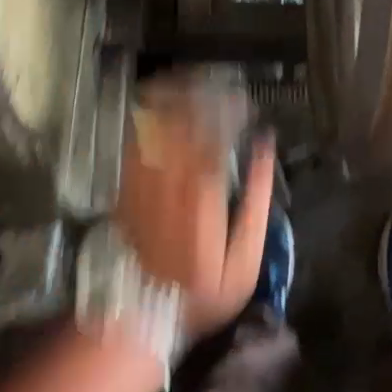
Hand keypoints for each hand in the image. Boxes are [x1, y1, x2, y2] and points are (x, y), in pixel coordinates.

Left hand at [116, 78, 275, 336]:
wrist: (143, 312)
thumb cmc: (202, 289)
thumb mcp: (243, 260)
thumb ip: (257, 202)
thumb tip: (264, 152)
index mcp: (202, 193)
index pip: (216, 134)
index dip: (228, 111)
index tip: (243, 99)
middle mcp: (170, 178)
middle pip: (183, 121)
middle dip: (199, 95)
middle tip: (214, 79)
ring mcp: (143, 180)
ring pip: (157, 126)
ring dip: (171, 100)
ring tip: (186, 79)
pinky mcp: (127, 186)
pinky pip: (135, 142)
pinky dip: (145, 119)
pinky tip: (153, 104)